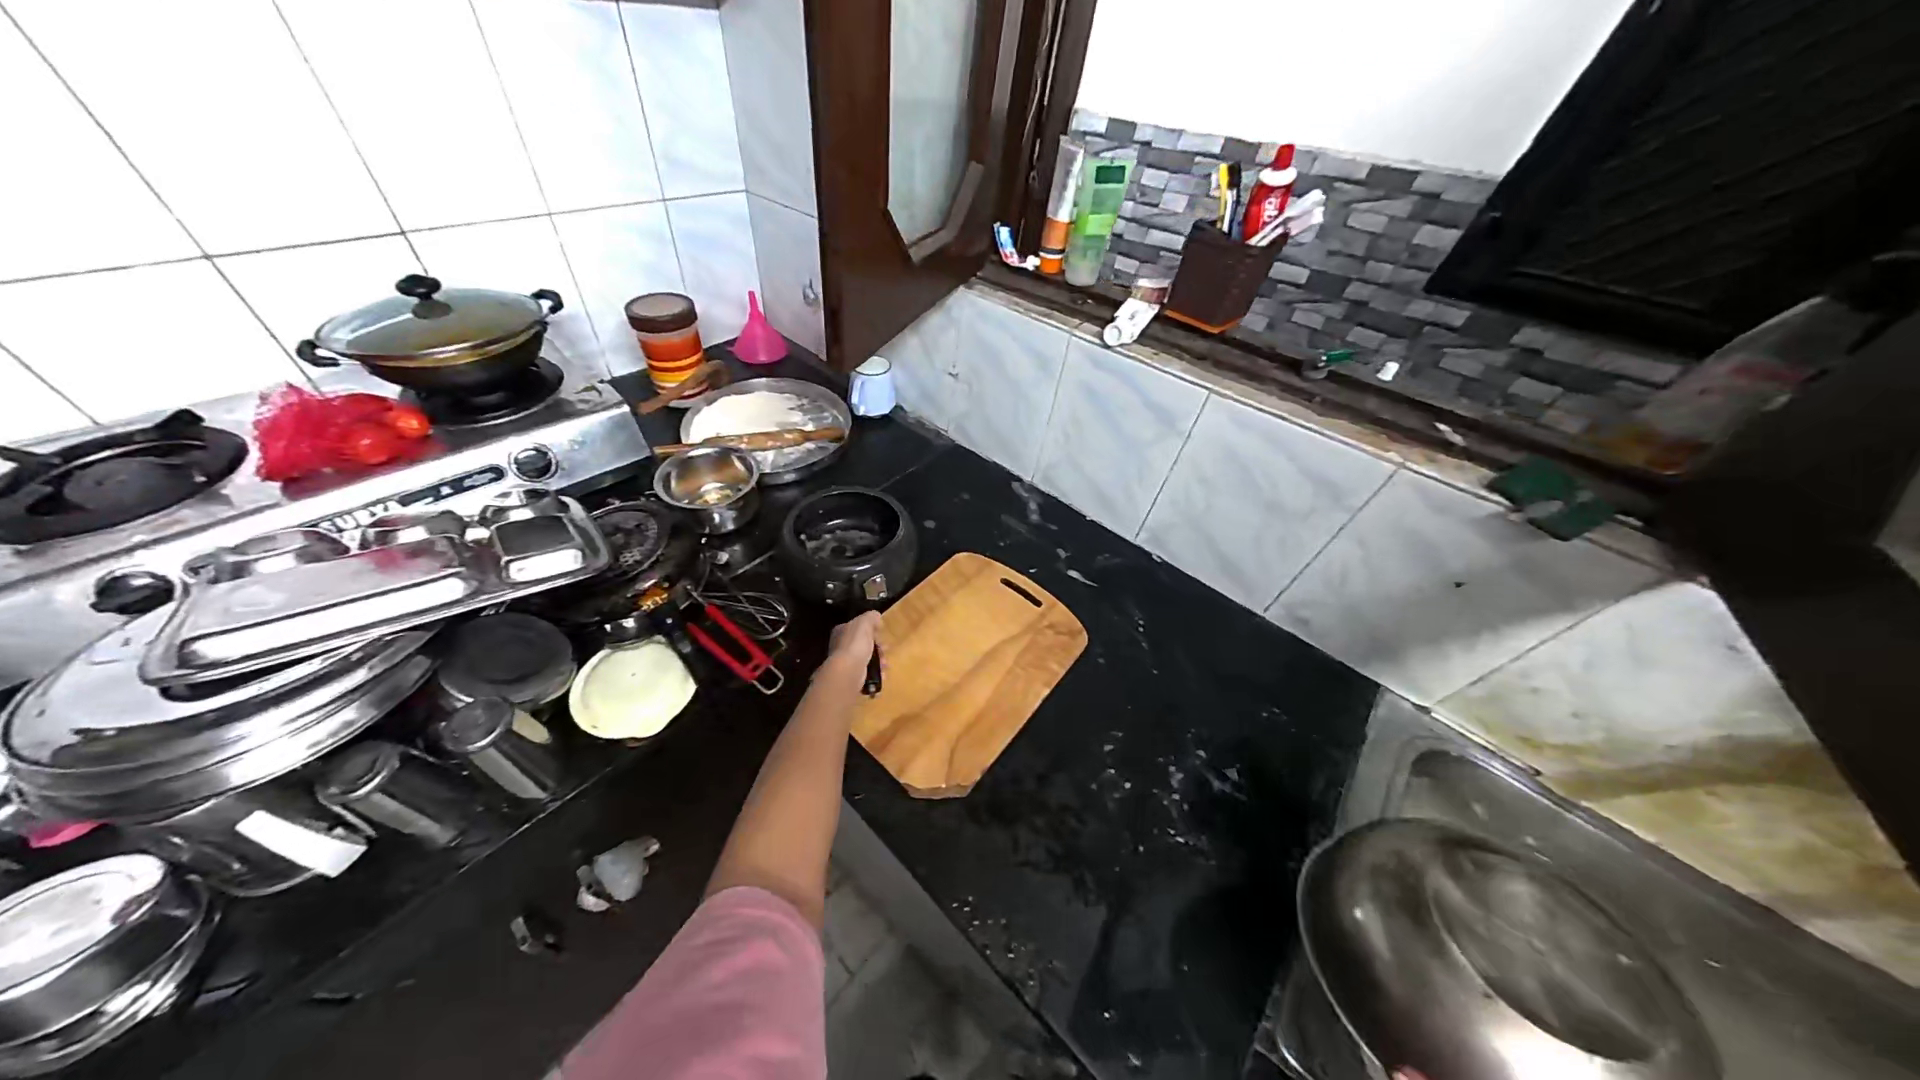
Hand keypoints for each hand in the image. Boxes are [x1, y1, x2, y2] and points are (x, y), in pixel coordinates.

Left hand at [826, 610, 881, 667]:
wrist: (849, 670)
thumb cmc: (856, 643)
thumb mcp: (864, 622)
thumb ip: (870, 616)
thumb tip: (876, 615)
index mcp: (841, 630)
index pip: (856, 626)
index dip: (870, 628)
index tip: (881, 632)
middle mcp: (840, 645)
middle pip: (863, 642)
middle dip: (877, 645)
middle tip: (885, 648)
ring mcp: (845, 660)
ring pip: (866, 656)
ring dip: (878, 659)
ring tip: (885, 663)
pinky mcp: (851, 673)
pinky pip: (867, 669)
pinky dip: (876, 670)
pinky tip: (881, 671)